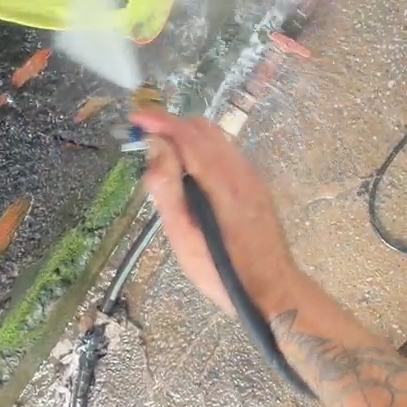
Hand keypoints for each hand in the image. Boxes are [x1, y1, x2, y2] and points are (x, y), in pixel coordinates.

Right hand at [132, 110, 306, 315]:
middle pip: (204, 130)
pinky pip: (225, 152)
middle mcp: (241, 170)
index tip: (135, 117)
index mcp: (223, 182)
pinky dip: (202, 149)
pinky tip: (188, 171)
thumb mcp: (184, 237)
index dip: (160, 121)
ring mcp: (251, 176)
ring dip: (187, 137)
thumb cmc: (222, 271)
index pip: (188, 136)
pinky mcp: (255, 184)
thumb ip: (169, 190)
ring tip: (162, 155)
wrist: (271, 289)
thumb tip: (156, 149)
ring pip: (217, 138)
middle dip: (172, 126)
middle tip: (144, 140)